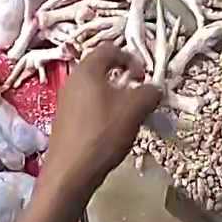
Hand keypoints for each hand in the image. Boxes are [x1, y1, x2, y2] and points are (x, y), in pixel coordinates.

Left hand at [39, 44, 161, 197]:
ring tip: (131, 112)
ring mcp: (66, 100)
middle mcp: (73, 80)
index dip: (131, 58)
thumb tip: (155, 88)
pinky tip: (114, 127)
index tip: (145, 76)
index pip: (110, 49)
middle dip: (125, 77)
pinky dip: (105, 107)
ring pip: (96, 87)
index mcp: (88, 70)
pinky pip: (89, 103)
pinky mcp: (66, 118)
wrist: (71, 171)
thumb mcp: (134, 109)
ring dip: (116, 93)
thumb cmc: (103, 133)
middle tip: (140, 92)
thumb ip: (149, 93)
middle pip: (102, 68)